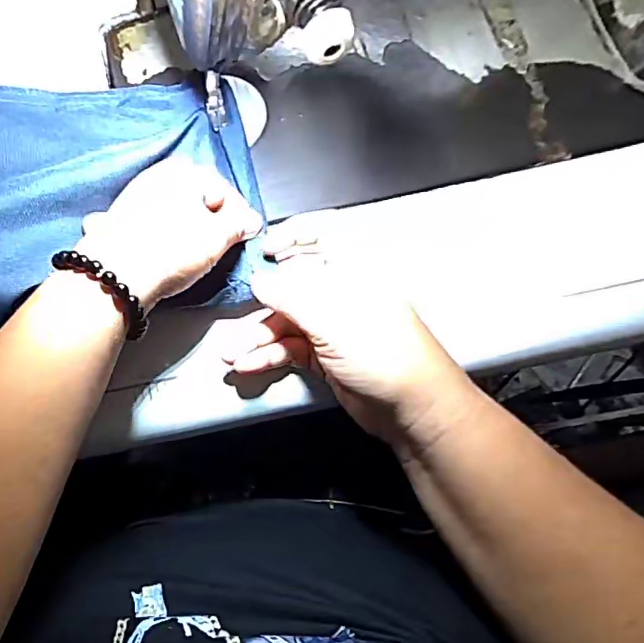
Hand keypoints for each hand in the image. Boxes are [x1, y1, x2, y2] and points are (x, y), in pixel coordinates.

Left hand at [74, 157, 264, 306]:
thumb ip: (239, 224)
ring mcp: (131, 198)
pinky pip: (146, 223)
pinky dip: (156, 233)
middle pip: (193, 197)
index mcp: (183, 171)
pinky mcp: (115, 222)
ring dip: (182, 226)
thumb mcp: (218, 238)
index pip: (223, 189)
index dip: (238, 214)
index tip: (243, 234)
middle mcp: (155, 176)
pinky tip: (160, 250)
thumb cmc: (171, 252)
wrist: (116, 276)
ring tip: (189, 253)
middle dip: (207, 218)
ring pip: (169, 209)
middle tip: (217, 245)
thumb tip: (250, 221)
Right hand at [221, 216, 484, 455]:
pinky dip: (268, 355)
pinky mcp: (325, 355)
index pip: (322, 235)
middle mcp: (343, 293)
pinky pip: (289, 347)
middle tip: (234, 315)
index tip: (262, 249)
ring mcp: (333, 325)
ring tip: (232, 352)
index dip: (292, 237)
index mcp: (355, 270)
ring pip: (286, 321)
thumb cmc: (388, 355)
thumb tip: (260, 280)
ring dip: (257, 337)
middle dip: (260, 302)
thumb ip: (292, 294)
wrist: (411, 407)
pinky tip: (250, 363)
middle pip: (293, 284)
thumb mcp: (334, 318)